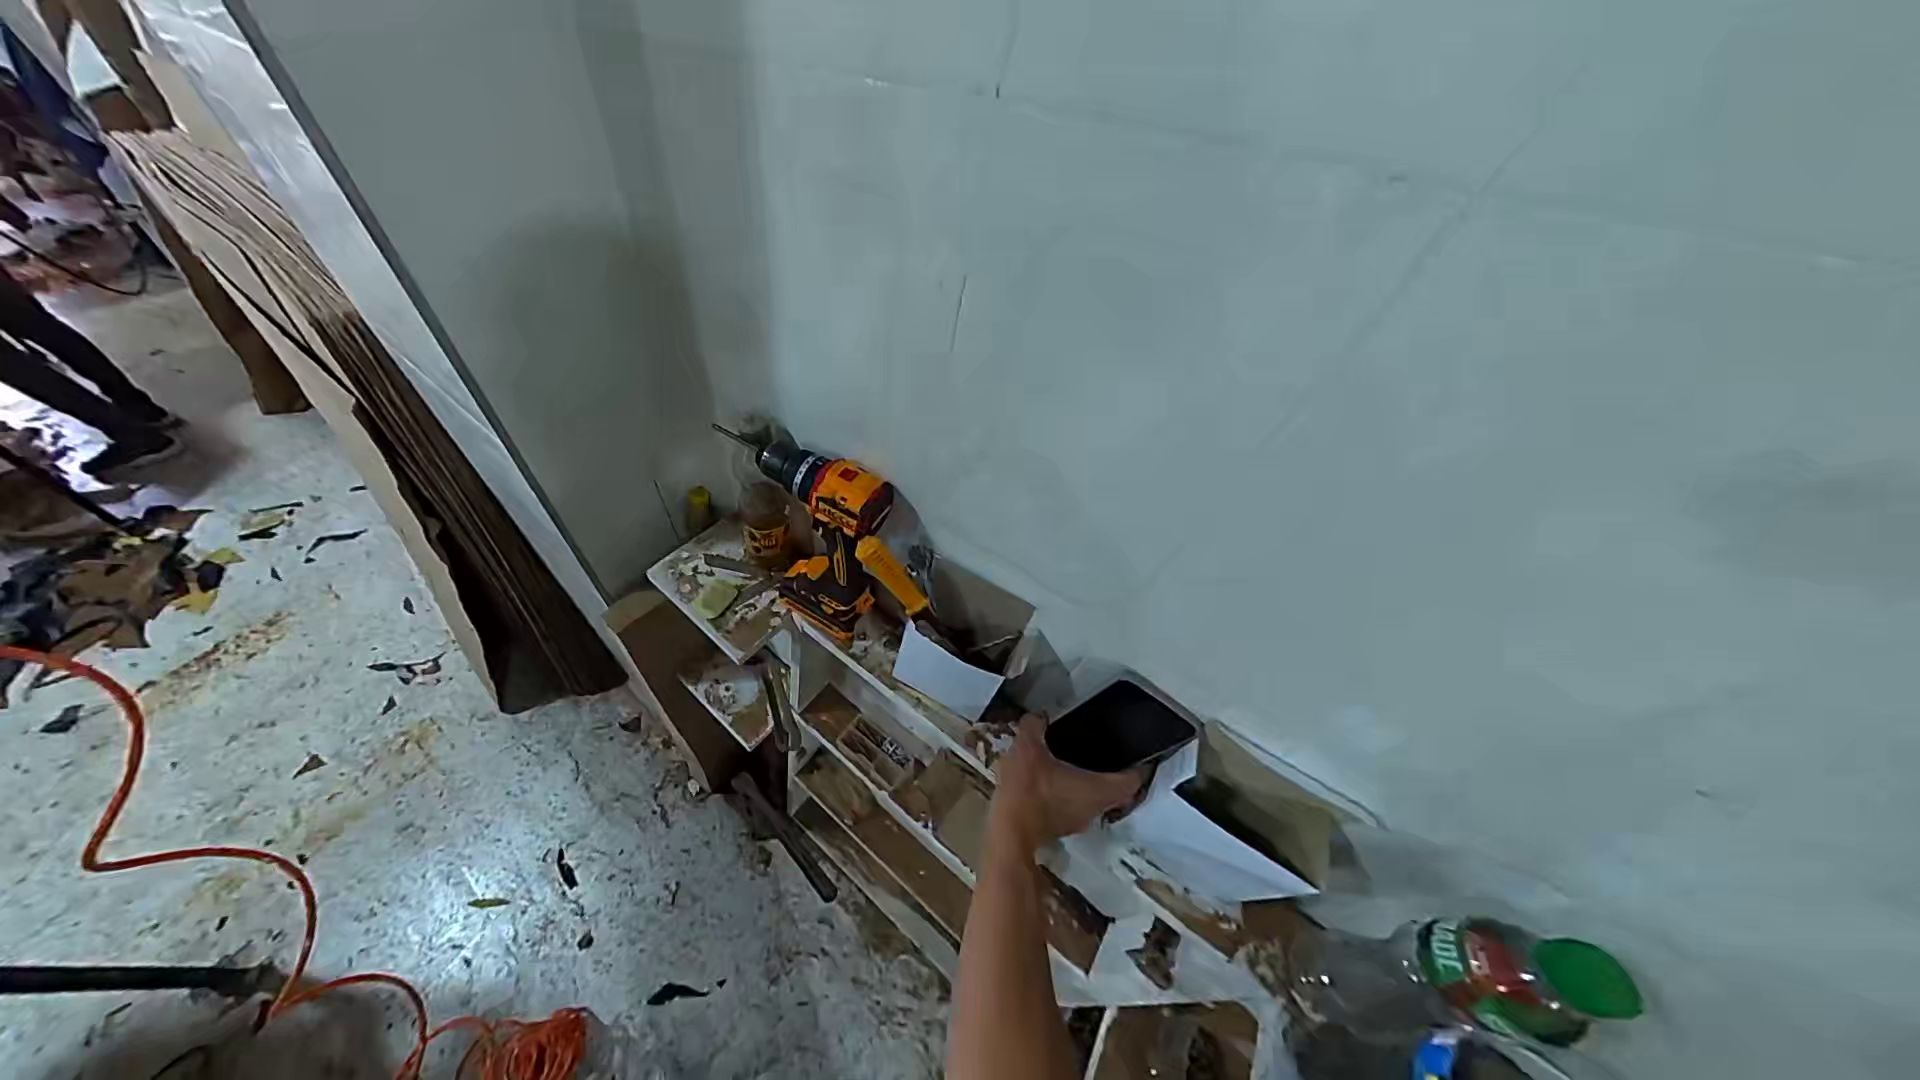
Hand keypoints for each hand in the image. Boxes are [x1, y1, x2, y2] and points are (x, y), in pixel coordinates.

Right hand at [988, 715, 1146, 858]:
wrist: (1009, 832)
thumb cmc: (1028, 790)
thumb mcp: (1028, 748)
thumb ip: (1034, 727)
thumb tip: (1039, 716)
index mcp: (1097, 788)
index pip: (1132, 781)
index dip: (1138, 767)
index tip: (1136, 755)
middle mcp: (1095, 807)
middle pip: (1117, 793)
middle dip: (1114, 776)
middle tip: (1107, 756)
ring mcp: (1079, 822)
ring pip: (1097, 803)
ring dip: (1092, 787)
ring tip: (1078, 766)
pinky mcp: (1062, 829)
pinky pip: (1077, 809)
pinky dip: (1073, 796)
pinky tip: (1055, 783)